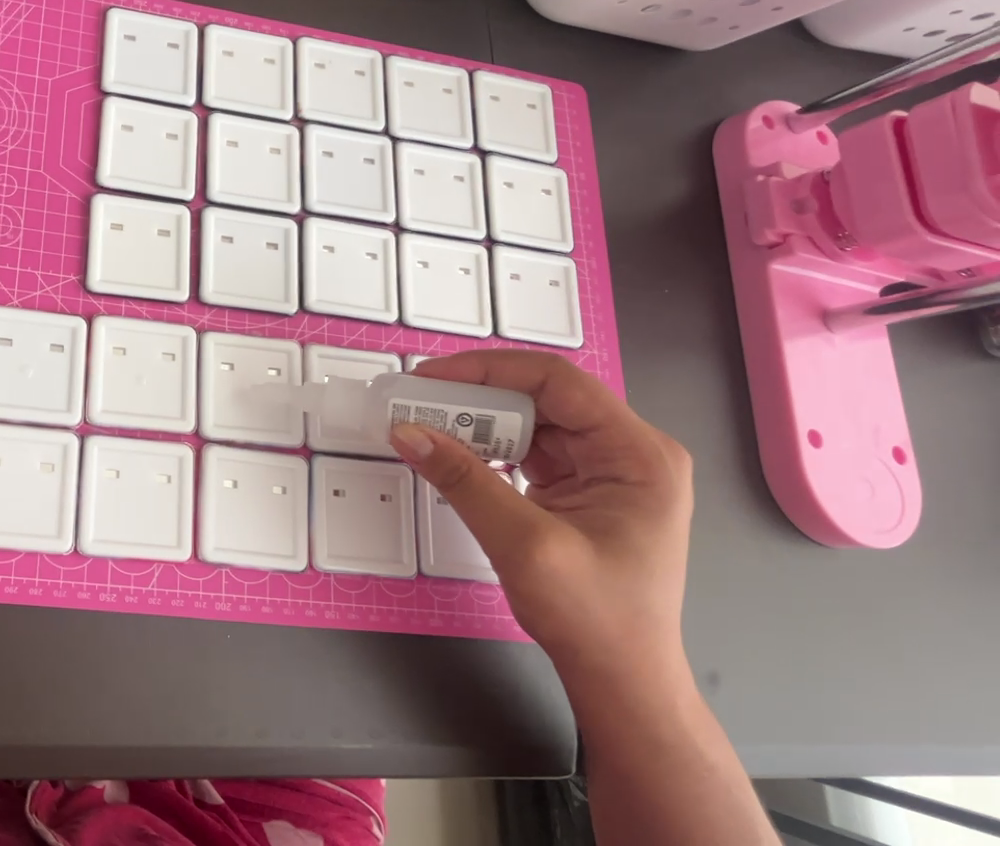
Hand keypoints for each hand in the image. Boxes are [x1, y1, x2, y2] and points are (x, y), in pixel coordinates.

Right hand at [388, 351, 692, 683]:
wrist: (619, 676)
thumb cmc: (593, 615)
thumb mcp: (523, 543)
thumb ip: (464, 480)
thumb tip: (408, 432)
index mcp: (637, 453)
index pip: (557, 382)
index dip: (488, 370)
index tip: (429, 378)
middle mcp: (627, 451)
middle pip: (542, 398)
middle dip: (476, 396)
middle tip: (418, 402)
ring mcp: (605, 470)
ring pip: (531, 421)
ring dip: (478, 422)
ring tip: (427, 424)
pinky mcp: (581, 488)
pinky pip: (527, 449)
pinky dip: (487, 448)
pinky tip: (455, 452)